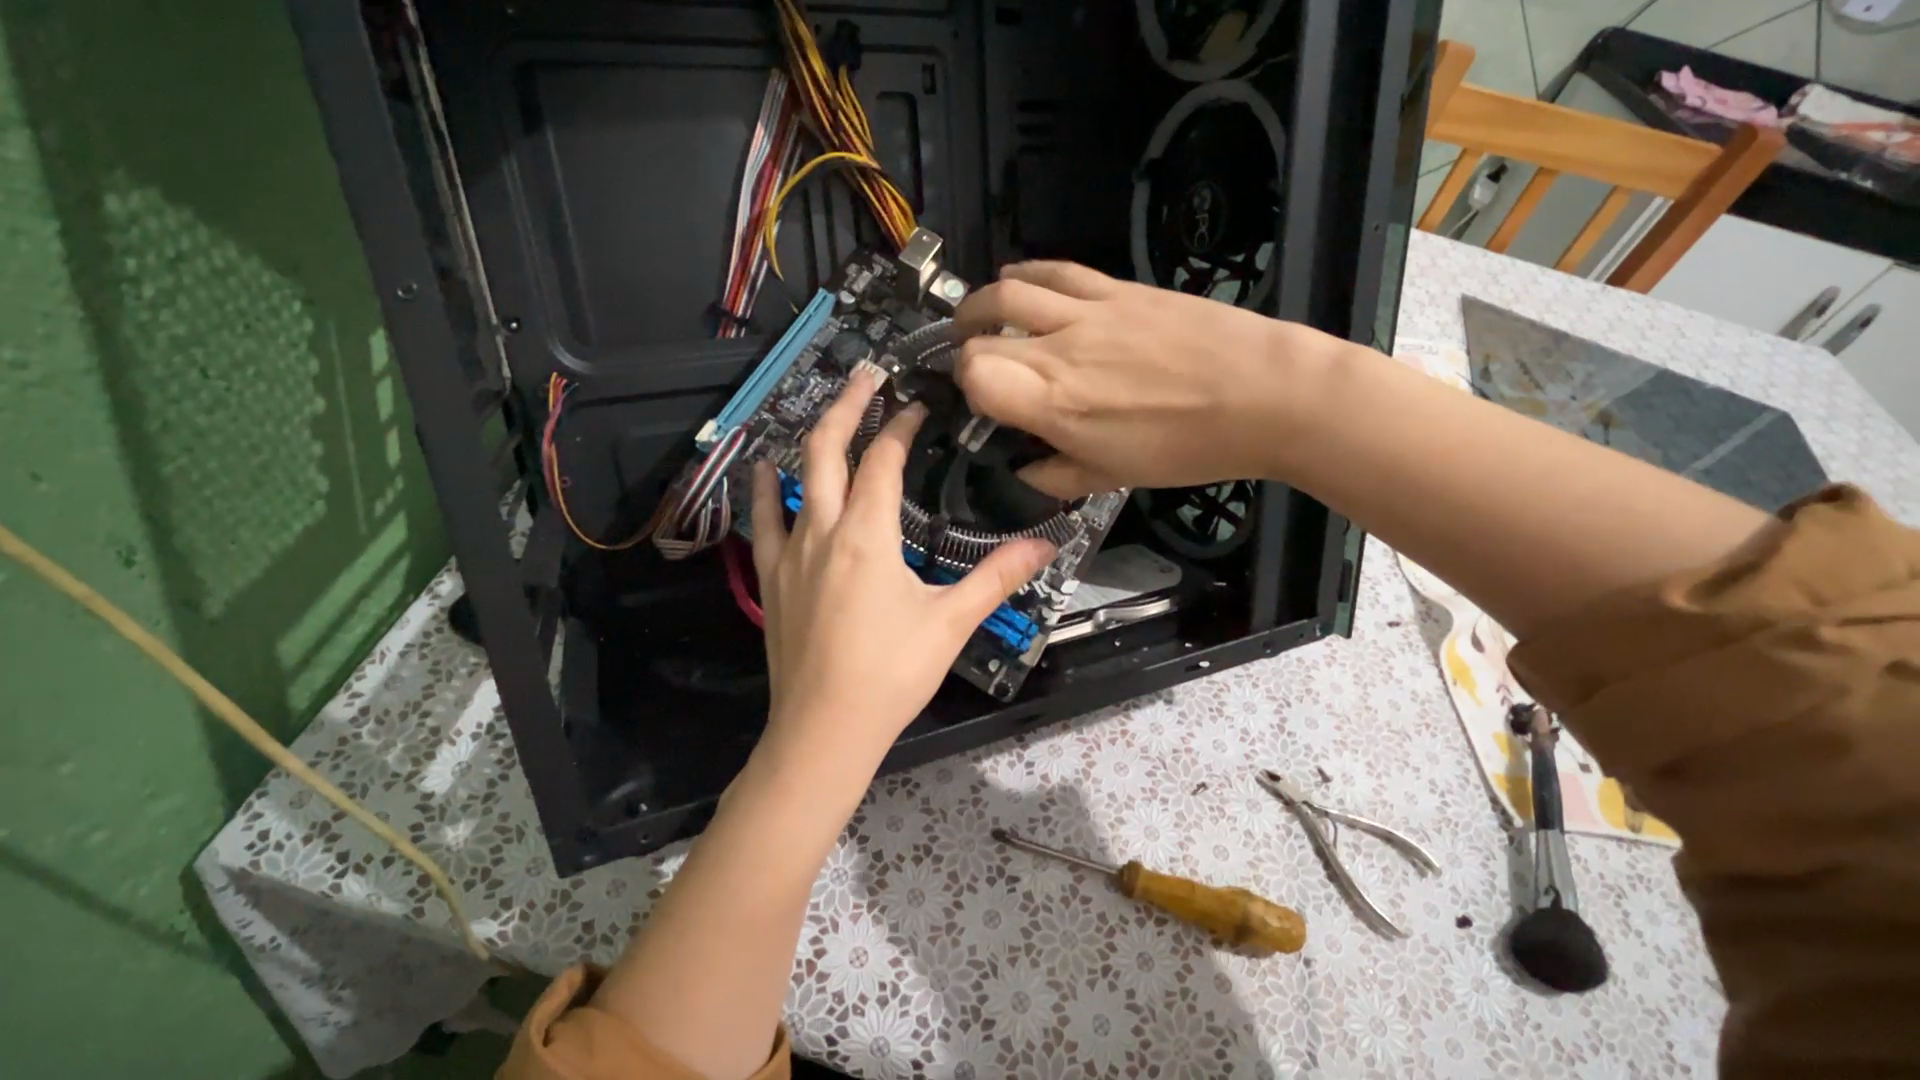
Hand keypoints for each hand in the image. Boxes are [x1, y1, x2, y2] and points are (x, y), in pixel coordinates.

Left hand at [749, 368, 1055, 774]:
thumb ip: (997, 577)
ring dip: (810, 440)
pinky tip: (761, 473)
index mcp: (868, 535)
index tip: (917, 406)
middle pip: (827, 449)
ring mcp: (790, 553)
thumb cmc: (892, 674)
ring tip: (826, 414)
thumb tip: (1047, 544)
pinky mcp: (772, 579)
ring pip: (792, 478)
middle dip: (848, 406)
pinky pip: (764, 520)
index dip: (900, 427)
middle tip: (867, 375)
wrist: (824, 728)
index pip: (883, 461)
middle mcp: (823, 530)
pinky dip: (764, 489)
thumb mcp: (952, 623)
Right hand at [953, 261, 1339, 495]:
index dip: (964, 389)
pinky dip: (1025, 273)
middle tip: (976, 369)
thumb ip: (1058, 475)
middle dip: (965, 352)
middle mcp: (1059, 349)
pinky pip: (1057, 271)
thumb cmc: (1190, 446)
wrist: (1263, 394)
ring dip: (979, 305)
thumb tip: (1026, 470)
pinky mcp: (1117, 288)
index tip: (978, 404)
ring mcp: (1088, 311)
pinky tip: (1015, 280)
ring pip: (1008, 291)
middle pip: (980, 335)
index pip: (974, 375)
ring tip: (974, 320)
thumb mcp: (1116, 478)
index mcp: (1055, 402)